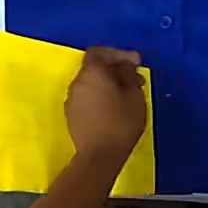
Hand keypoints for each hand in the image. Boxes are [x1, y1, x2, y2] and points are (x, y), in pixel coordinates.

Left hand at [65, 48, 147, 166]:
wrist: (99, 156)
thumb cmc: (121, 123)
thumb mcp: (134, 95)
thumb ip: (129, 74)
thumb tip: (125, 65)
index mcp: (92, 73)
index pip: (100, 52)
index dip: (118, 54)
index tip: (135, 63)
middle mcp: (77, 82)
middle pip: (95, 67)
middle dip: (115, 69)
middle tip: (135, 79)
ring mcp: (71, 98)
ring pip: (91, 83)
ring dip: (108, 83)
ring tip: (127, 94)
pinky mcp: (71, 114)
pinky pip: (87, 96)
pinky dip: (100, 95)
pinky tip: (114, 107)